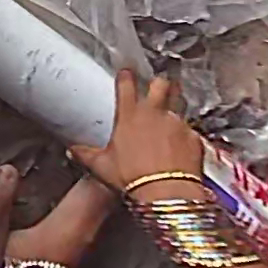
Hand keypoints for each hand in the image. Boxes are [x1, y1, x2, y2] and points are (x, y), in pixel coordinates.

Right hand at [69, 70, 204, 198]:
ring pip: (180, 102)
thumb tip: (74, 151)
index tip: (126, 74)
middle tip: (158, 87)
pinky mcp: (194, 136)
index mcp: (129, 115)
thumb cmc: (133, 178)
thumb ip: (86, 155)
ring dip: (176, 104)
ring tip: (171, 114)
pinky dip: (187, 135)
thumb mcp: (102, 167)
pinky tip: (182, 144)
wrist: (165, 193)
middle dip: (159, 83)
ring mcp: (177, 122)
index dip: (126, 75)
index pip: (127, 84)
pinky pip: (191, 130)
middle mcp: (154, 113)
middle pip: (160, 83)